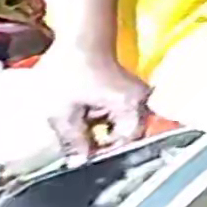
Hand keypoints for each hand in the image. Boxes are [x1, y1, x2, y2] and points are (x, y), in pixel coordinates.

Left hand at [34, 47, 149, 157]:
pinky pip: (120, 113)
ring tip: (74, 126)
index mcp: (133, 106)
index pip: (129, 138)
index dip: (105, 150)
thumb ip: (72, 138)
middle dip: (100, 139)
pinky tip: (82, 115)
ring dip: (99, 129)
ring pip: (122, 123)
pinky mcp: (131, 92)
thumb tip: (78, 162)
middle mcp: (144, 101)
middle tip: (73, 143)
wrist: (79, 44)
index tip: (80, 156)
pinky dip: (101, 119)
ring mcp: (139, 95)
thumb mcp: (62, 111)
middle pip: (128, 131)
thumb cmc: (69, 75)